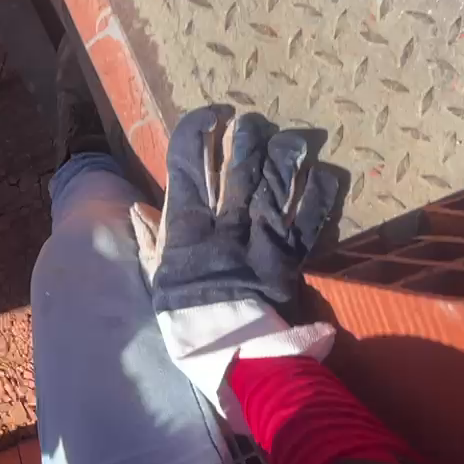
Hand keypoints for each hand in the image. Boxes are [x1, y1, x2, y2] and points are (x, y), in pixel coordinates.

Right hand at [130, 106, 342, 423]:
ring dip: (285, 152)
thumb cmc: (184, 312)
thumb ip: (150, 239)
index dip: (198, 130)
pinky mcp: (293, 251)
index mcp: (186, 222)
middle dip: (246, 134)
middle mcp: (224, 219)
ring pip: (276, 179)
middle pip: (238, 162)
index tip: (211, 115)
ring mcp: (261, 233)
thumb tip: (138, 208)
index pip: (186, 162)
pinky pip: (312, 214)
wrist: (230, 348)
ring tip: (290, 139)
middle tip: (251, 123)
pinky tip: (325, 173)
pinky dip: (321, 191)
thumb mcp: (155, 275)